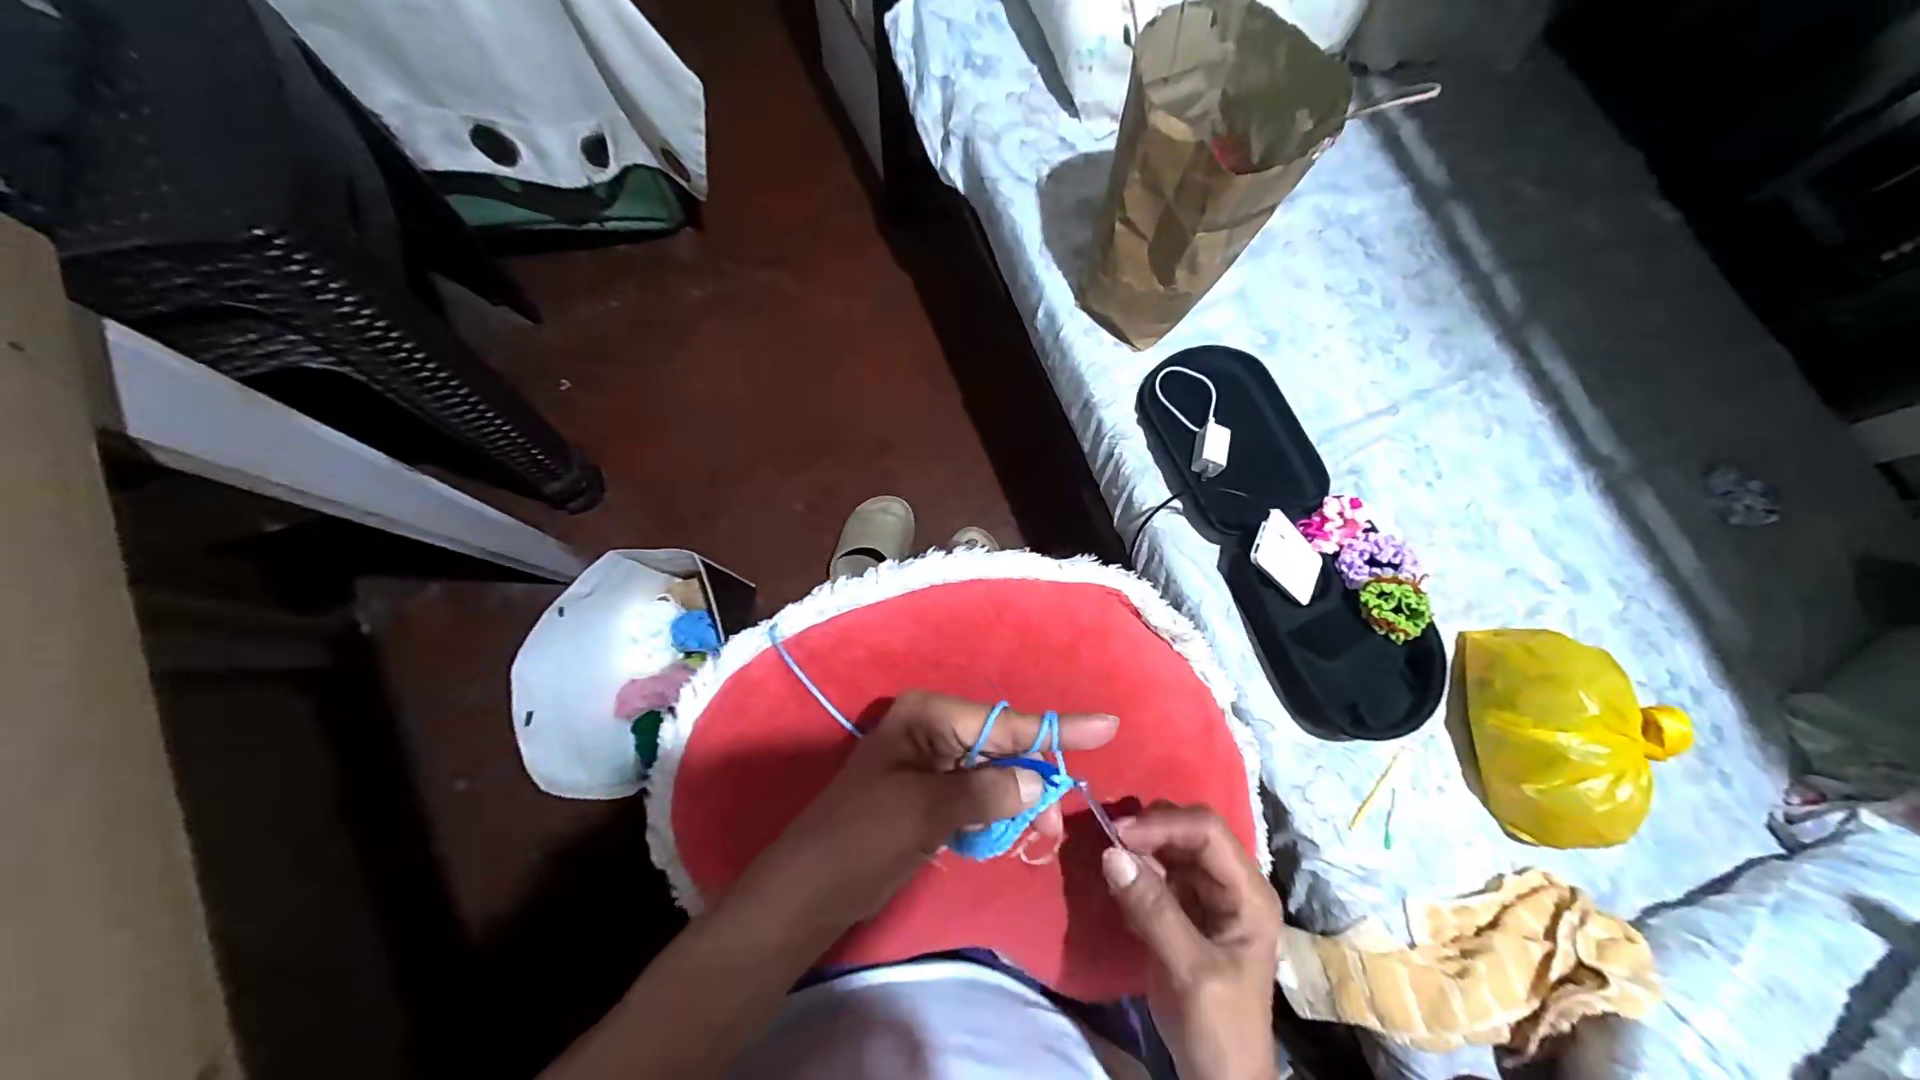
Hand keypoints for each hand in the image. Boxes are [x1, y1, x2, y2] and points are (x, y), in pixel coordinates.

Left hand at [733, 691, 1118, 928]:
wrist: (809, 889)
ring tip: (1038, 835)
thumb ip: (987, 792)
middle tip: (1058, 818)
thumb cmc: (862, 839)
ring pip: (995, 775)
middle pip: (1004, 747)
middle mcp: (932, 730)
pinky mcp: (929, 795)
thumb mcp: (926, 812)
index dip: (1058, 729)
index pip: (1005, 722)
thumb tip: (1038, 779)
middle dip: (1035, 778)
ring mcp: (930, 763)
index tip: (1108, 726)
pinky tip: (1010, 833)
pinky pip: (978, 797)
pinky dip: (997, 815)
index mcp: (928, 717)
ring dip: (1018, 802)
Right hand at [1103, 804, 1282, 1079]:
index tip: (1118, 834)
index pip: (1207, 831)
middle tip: (1109, 845)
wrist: (1220, 1079)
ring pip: (1169, 846)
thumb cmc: (1219, 1028)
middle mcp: (1231, 883)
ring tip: (1111, 866)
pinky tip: (1120, 889)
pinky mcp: (1183, 907)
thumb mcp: (1189, 971)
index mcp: (1249, 893)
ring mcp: (1207, 894)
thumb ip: (1153, 909)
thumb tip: (1111, 853)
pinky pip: (1155, 870)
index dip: (1163, 824)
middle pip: (1189, 830)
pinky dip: (1134, 871)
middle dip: (1149, 831)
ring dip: (1138, 849)